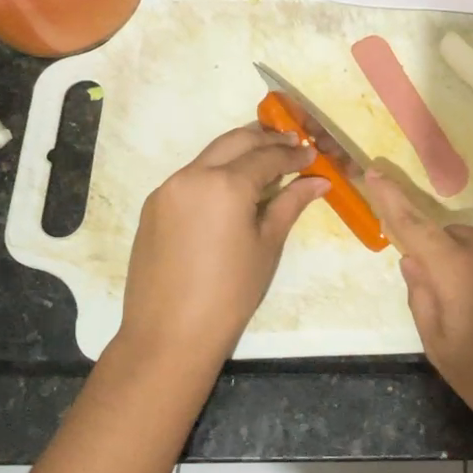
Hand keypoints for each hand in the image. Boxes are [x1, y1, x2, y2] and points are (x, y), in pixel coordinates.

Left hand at [115, 125, 327, 367]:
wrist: (169, 334)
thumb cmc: (230, 293)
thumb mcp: (267, 246)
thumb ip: (290, 204)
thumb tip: (318, 180)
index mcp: (225, 184)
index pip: (266, 157)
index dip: (292, 155)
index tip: (312, 154)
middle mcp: (192, 175)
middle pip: (235, 141)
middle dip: (265, 139)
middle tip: (291, 145)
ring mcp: (168, 189)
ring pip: (209, 155)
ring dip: (239, 152)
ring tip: (266, 162)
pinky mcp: (154, 206)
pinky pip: (191, 176)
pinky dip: (216, 172)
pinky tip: (232, 190)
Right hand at [366, 170, 472, 449]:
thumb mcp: (444, 352)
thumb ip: (422, 302)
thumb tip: (412, 263)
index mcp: (458, 270)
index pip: (416, 226)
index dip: (392, 200)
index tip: (375, 172)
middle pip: (449, 237)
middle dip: (435, 255)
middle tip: (437, 303)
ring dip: (465, 269)